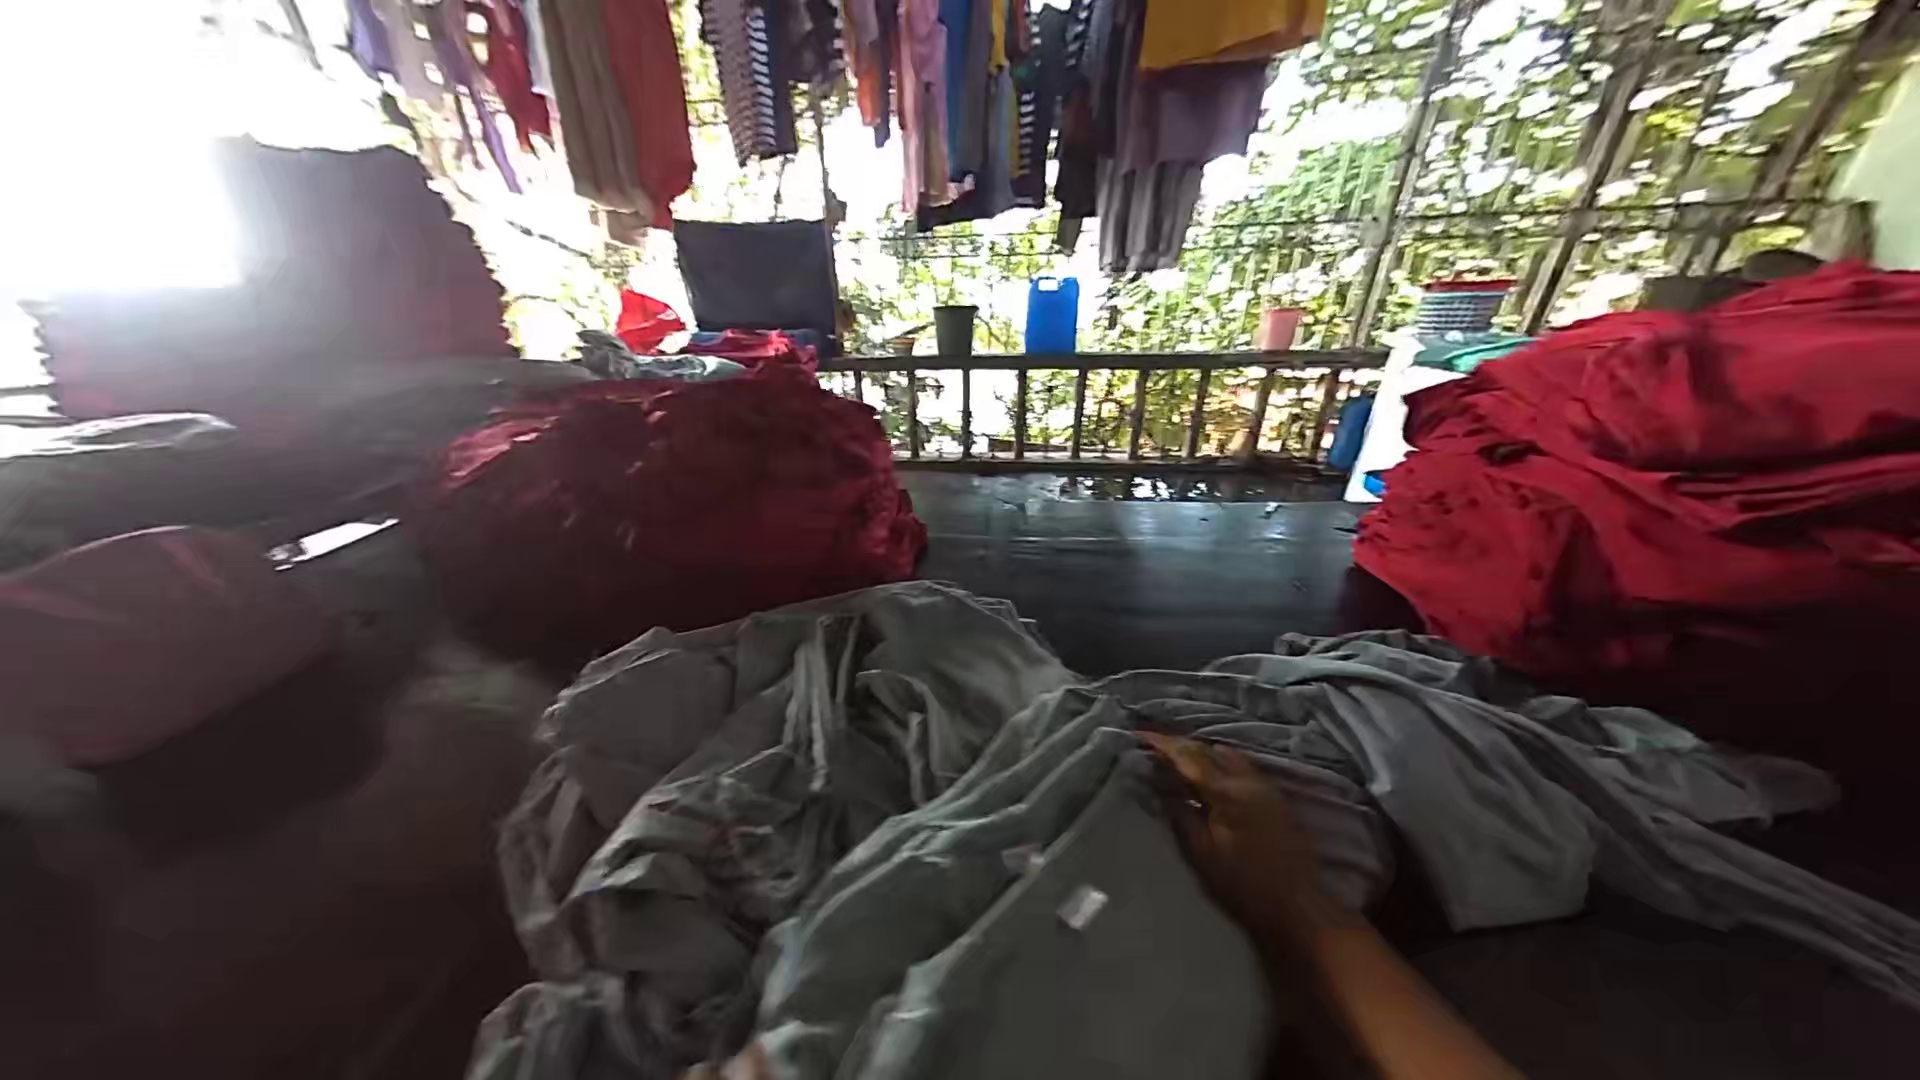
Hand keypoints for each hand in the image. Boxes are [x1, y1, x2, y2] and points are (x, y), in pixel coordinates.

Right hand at [1143, 732, 1331, 937]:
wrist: (1298, 909)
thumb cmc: (1244, 886)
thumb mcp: (1201, 853)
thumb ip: (1179, 812)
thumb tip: (1157, 783)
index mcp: (1227, 792)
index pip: (1187, 756)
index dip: (1161, 743)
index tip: (1138, 735)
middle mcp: (1247, 780)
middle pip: (1206, 749)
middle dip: (1176, 743)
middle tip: (1150, 745)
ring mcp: (1264, 786)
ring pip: (1224, 753)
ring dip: (1198, 750)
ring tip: (1173, 757)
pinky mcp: (1273, 796)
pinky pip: (1239, 764)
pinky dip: (1217, 760)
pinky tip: (1206, 771)